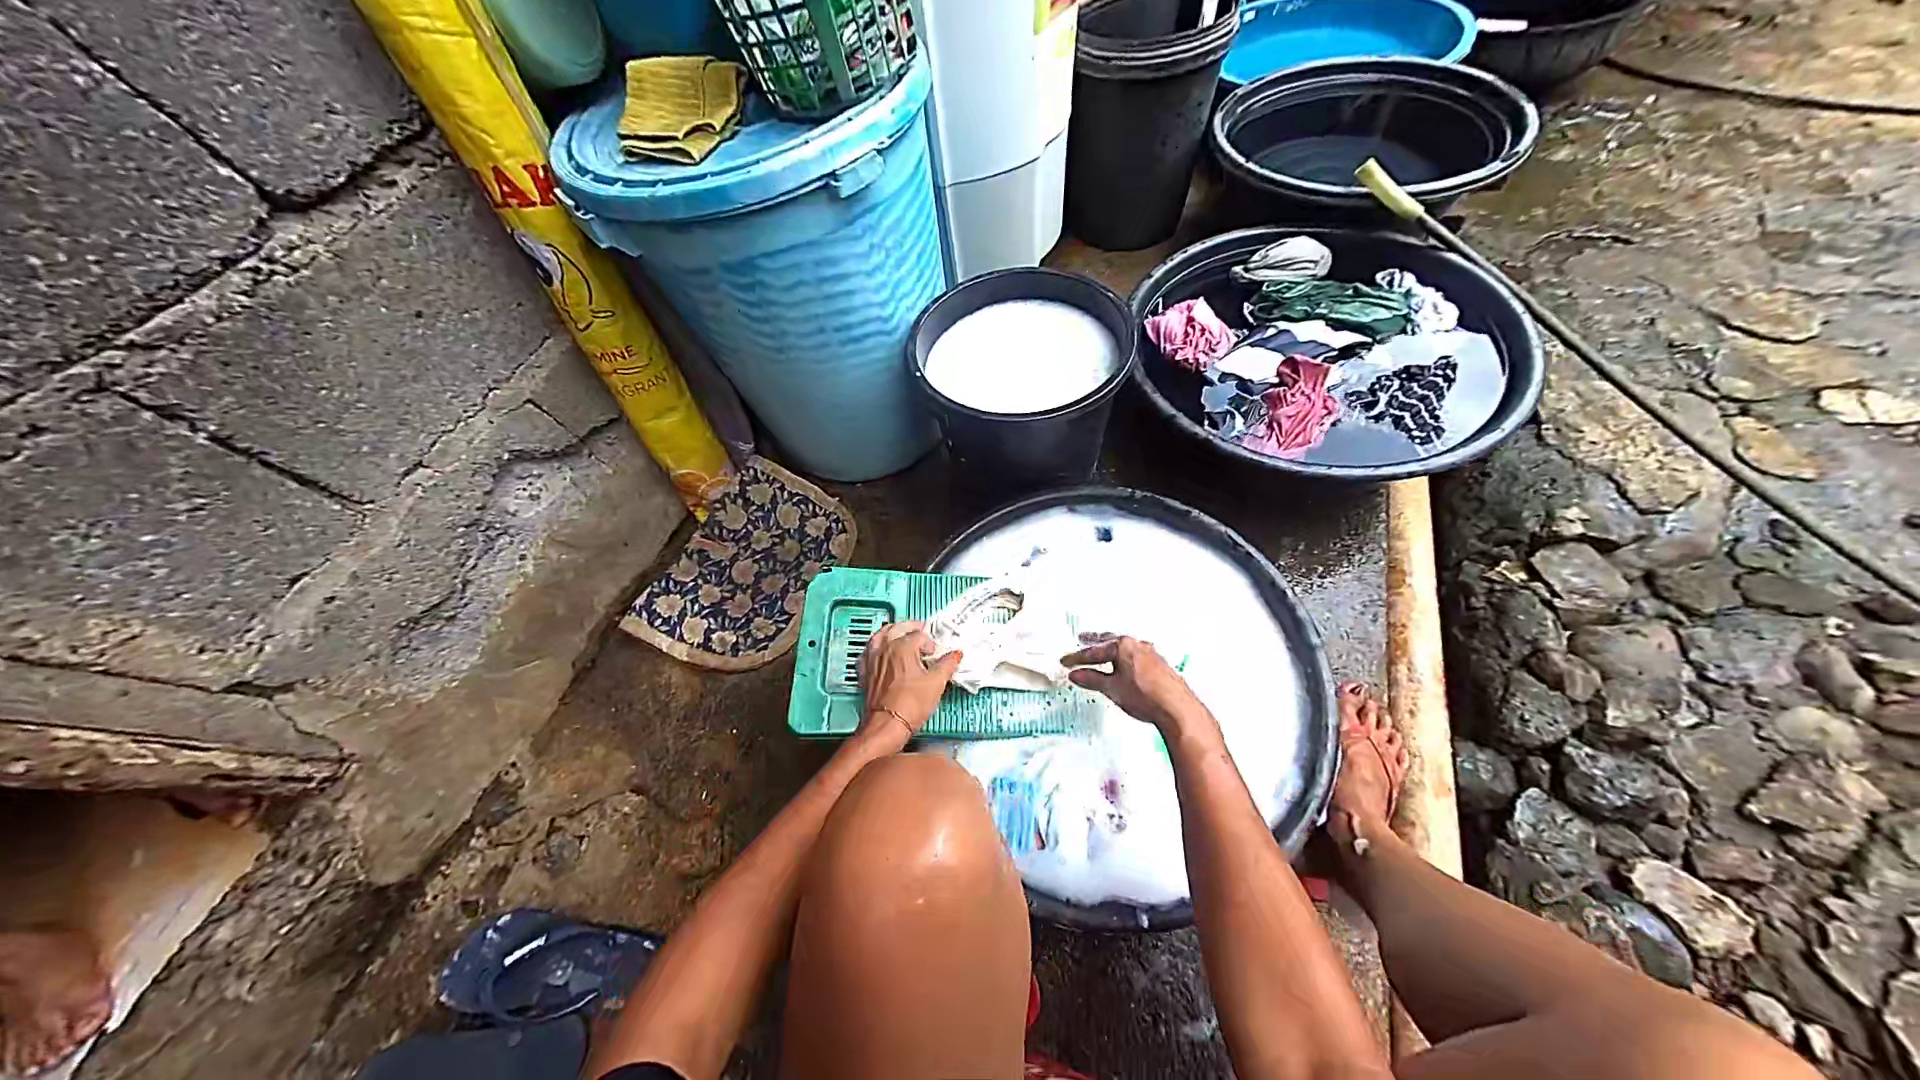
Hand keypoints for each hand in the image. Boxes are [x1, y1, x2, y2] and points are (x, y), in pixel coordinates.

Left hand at [860, 621, 961, 742]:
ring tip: (898, 633)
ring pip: (879, 636)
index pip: (919, 636)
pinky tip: (878, 651)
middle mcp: (885, 649)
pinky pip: (867, 652)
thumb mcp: (936, 683)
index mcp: (903, 647)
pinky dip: (874, 647)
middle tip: (919, 630)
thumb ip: (947, 665)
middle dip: (910, 627)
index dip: (930, 643)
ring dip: (890, 632)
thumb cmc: (908, 706)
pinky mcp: (865, 672)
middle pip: (897, 628)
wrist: (887, 725)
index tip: (935, 652)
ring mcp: (872, 660)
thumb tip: (955, 655)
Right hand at [1063, 635, 1211, 735]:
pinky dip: (1125, 660)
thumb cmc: (1148, 696)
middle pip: (1110, 644)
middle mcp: (1138, 646)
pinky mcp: (1159, 666)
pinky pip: (1136, 657)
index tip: (1067, 662)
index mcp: (1123, 646)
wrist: (1176, 709)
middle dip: (1095, 646)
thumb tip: (1078, 675)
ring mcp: (1150, 655)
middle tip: (1083, 641)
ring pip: (1125, 649)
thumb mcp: (1112, 688)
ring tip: (1102, 655)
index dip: (1077, 658)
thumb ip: (1092, 679)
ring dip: (1111, 652)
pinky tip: (1124, 668)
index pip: (1094, 652)